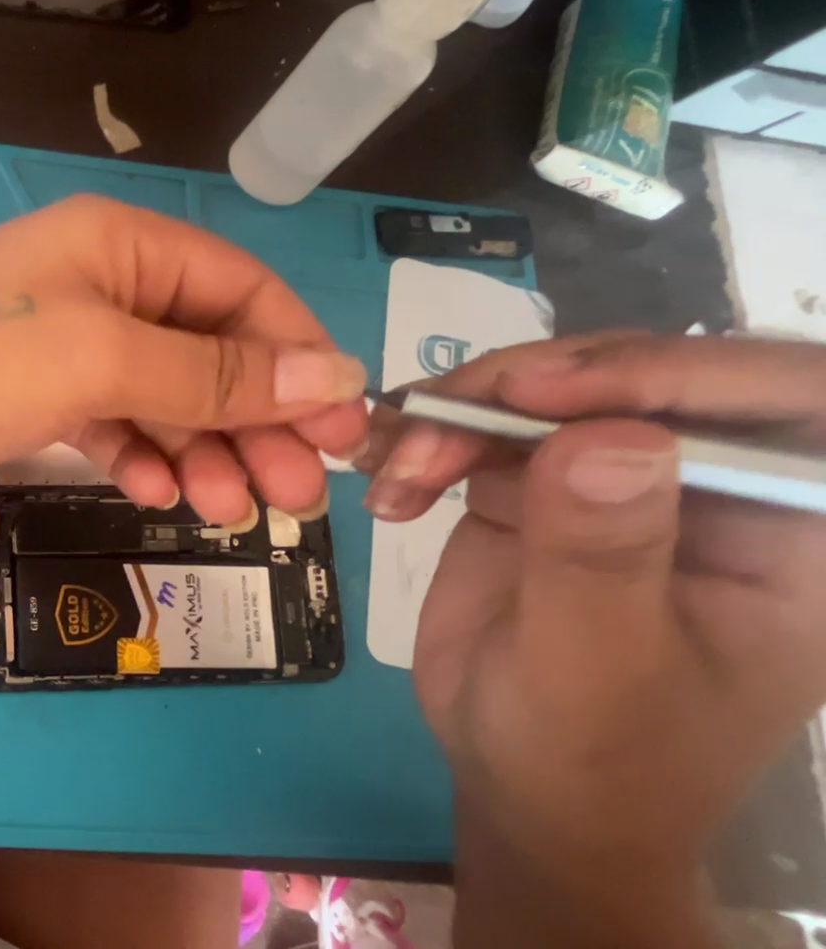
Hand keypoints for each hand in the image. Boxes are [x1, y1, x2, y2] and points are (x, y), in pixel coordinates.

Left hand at [0, 195, 369, 518]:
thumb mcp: (100, 361)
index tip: (341, 431)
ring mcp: (60, 340)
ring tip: (231, 510)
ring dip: (201, 450)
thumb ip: (214, 374)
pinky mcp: (31, 392)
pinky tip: (157, 493)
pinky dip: (139, 455)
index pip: (240, 290)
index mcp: (118, 244)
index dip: (296, 357)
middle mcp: (95, 281)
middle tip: (297, 498)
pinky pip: (110, 419)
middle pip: (205, 348)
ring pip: (160, 394)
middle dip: (254, 419)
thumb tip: (334, 375)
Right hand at [365, 334, 825, 877]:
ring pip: (537, 394)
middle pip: (633, 378)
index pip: (781, 403)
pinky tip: (376, 476)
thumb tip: (606, 438)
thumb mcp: (593, 662)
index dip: (671, 373)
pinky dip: (415, 439)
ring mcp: (608, 483)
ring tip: (387, 471)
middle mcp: (703, 487)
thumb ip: (601, 555)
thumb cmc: (590, 751)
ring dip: (450, 415)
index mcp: (782, 528)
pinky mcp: (528, 490)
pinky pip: (474, 432)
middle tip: (426, 422)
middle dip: (521, 388)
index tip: (539, 394)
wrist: (522, 785)